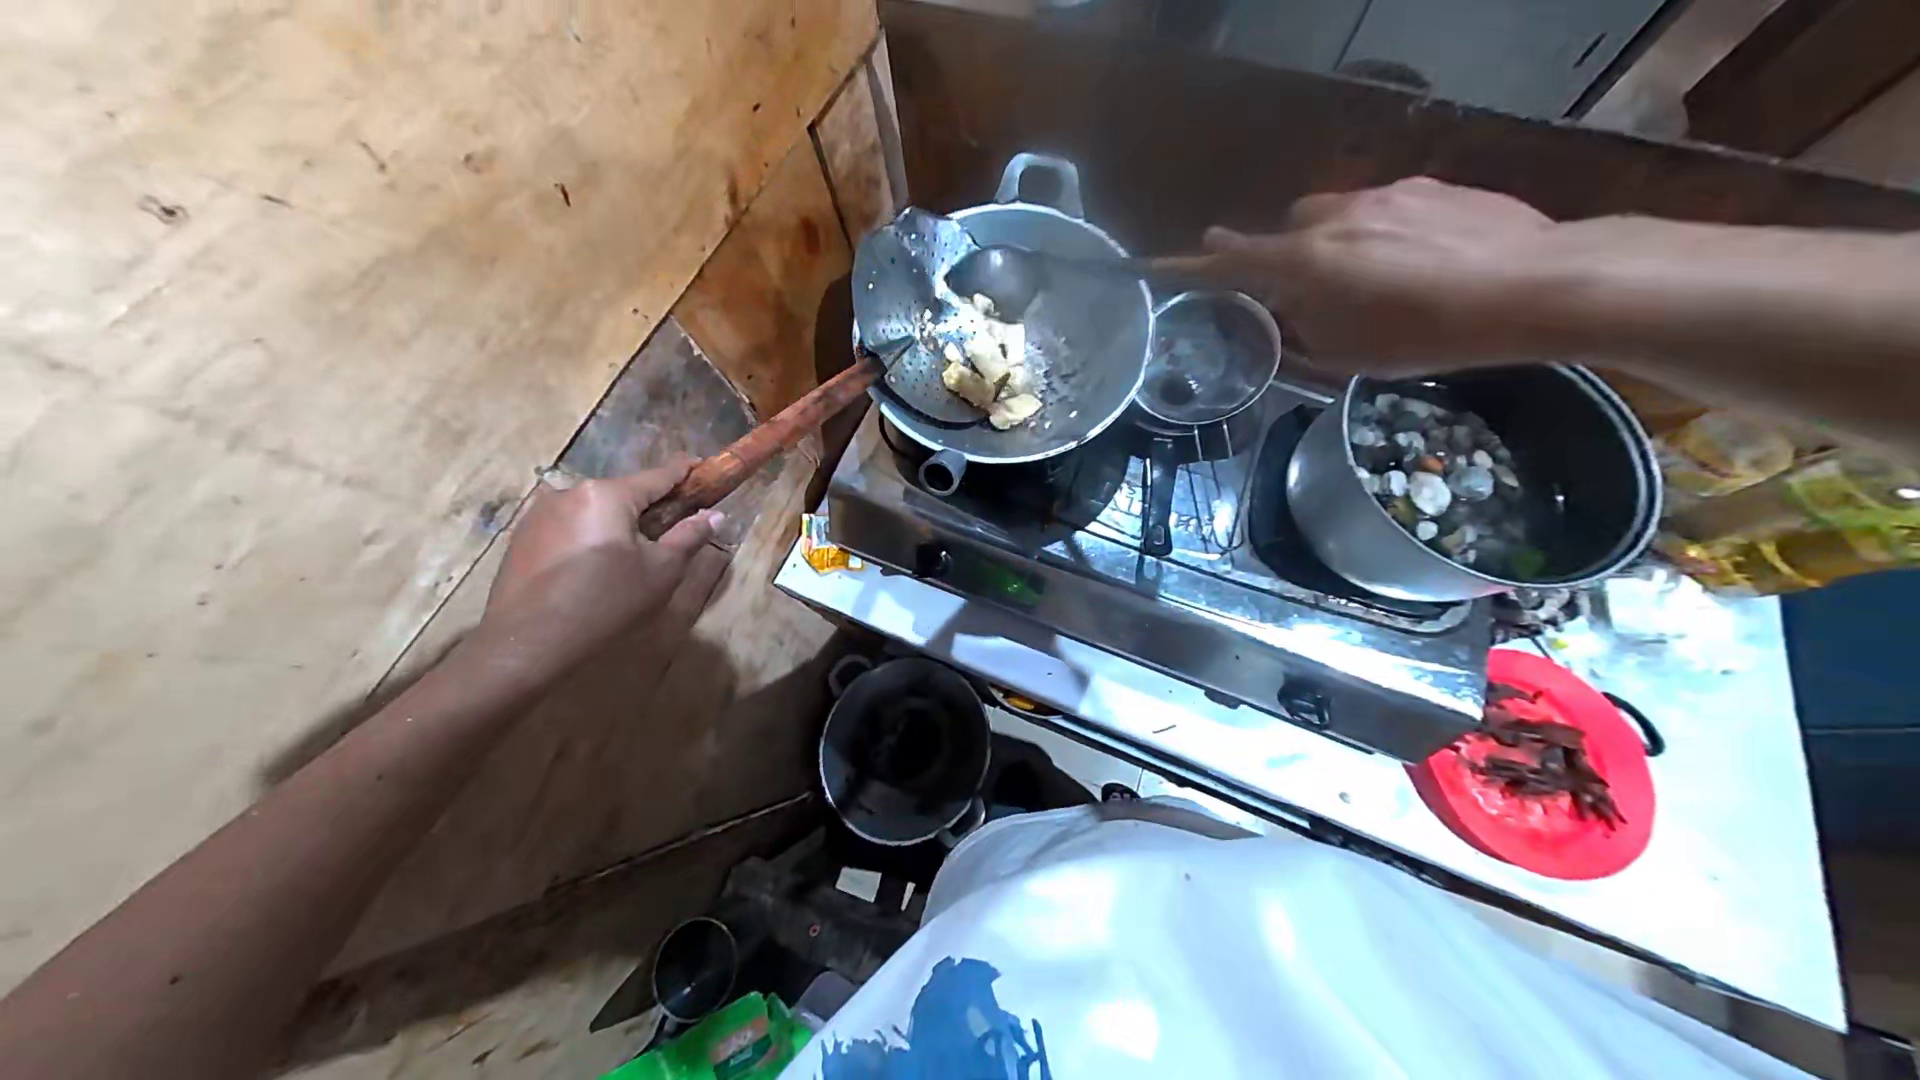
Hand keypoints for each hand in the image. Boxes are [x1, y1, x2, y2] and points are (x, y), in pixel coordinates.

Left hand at [474, 458, 721, 678]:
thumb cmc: (606, 601)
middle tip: (673, 527)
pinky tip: (597, 565)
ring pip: (595, 509)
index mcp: (607, 494)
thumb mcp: (661, 571)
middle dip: (650, 506)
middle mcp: (570, 491)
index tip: (703, 465)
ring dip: (618, 522)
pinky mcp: (523, 536)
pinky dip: (591, 535)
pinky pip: (571, 525)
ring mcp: (540, 512)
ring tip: (633, 553)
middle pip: (624, 493)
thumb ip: (689, 537)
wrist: (528, 642)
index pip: (657, 475)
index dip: (685, 471)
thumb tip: (714, 515)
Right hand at [1202, 177, 1560, 375]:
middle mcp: (1333, 219)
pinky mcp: (1427, 187)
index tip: (1154, 266)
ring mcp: (1382, 196)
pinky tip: (1413, 262)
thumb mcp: (1345, 356)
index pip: (1230, 264)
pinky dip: (1375, 234)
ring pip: (1330, 215)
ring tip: (1369, 280)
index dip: (1188, 267)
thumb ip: (1296, 337)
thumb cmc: (1425, 335)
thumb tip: (1274, 325)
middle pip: (1282, 229)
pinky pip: (1378, 208)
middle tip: (1301, 292)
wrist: (1534, 285)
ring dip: (1329, 244)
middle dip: (1280, 255)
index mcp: (1306, 264)